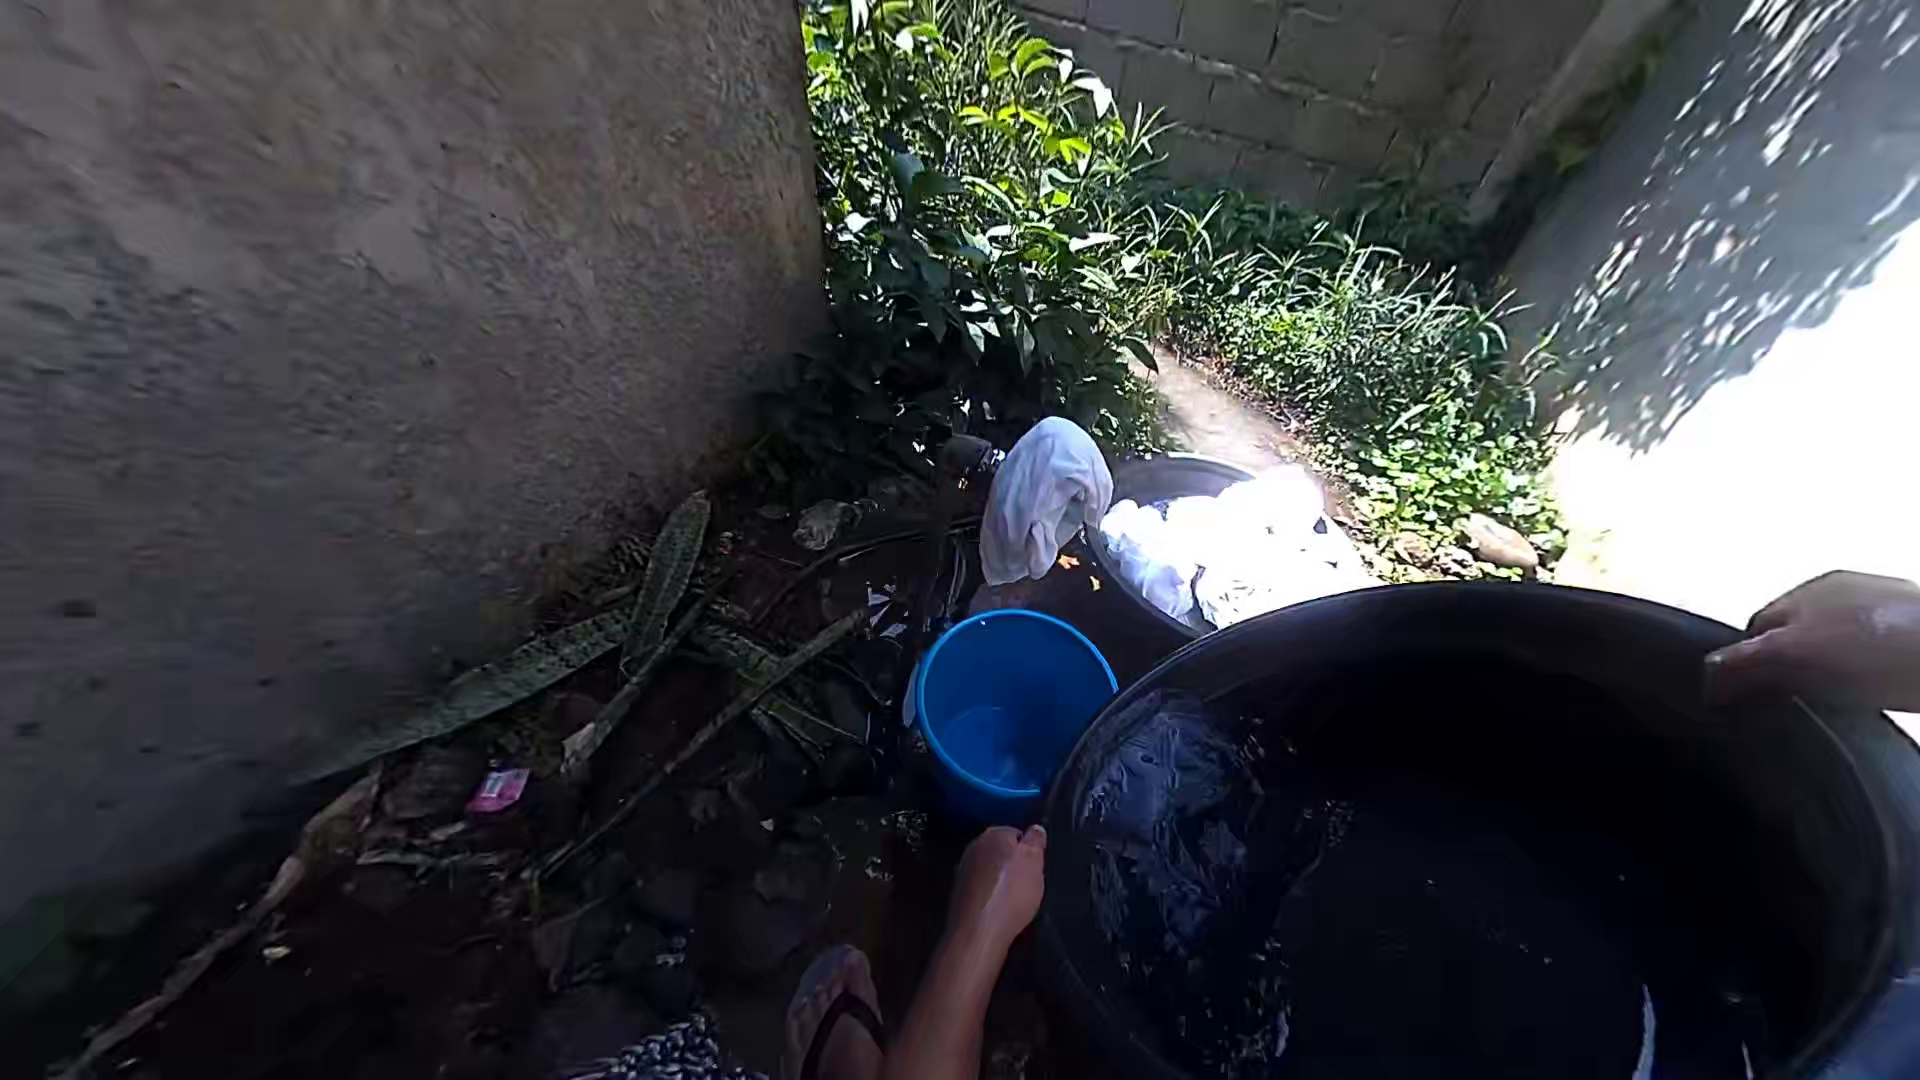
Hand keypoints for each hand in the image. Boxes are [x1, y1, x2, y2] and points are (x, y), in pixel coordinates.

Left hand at [945, 824, 1046, 952]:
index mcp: (993, 834)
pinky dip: (990, 898)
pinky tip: (998, 912)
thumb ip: (1036, 841)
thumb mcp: (1035, 862)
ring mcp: (963, 870)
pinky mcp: (958, 893)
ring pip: (990, 872)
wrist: (979, 931)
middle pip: (1002, 853)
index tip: (1035, 869)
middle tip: (1028, 886)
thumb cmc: (1011, 893)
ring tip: (1014, 903)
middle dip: (1014, 867)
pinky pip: (981, 890)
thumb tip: (1035, 828)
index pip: (1016, 835)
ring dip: (1001, 883)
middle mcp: (975, 846)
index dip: (1029, 852)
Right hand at [1706, 571, 1919, 710]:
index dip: (1753, 659)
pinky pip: (1889, 660)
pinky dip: (1883, 678)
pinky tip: (1890, 690)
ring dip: (1844, 673)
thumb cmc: (1882, 649)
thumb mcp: (1790, 656)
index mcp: (1813, 586)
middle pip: (1803, 636)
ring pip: (1848, 650)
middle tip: (1806, 693)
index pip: (1758, 627)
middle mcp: (1857, 591)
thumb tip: (1708, 678)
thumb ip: (1739, 663)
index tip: (1761, 688)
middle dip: (1799, 665)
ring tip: (1854, 695)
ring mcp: (1905, 613)